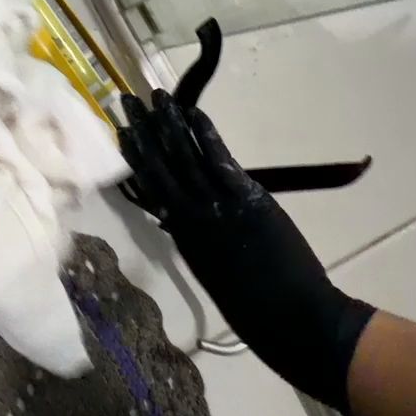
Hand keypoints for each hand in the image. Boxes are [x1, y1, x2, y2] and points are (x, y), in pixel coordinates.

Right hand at [118, 20, 374, 413]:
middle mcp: (190, 213)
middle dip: (143, 129)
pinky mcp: (246, 197)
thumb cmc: (250, 306)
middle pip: (160, 163)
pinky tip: (194, 113)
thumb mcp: (206, 270)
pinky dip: (206, 134)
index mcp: (180, 233)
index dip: (133, 155)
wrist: (294, 319)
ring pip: (185, 155)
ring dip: (170, 122)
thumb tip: (174, 213)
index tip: (121, 130)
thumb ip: (190, 237)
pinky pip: (219, 159)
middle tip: (128, 101)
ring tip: (157, 96)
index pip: (147, 185)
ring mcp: (217, 203)